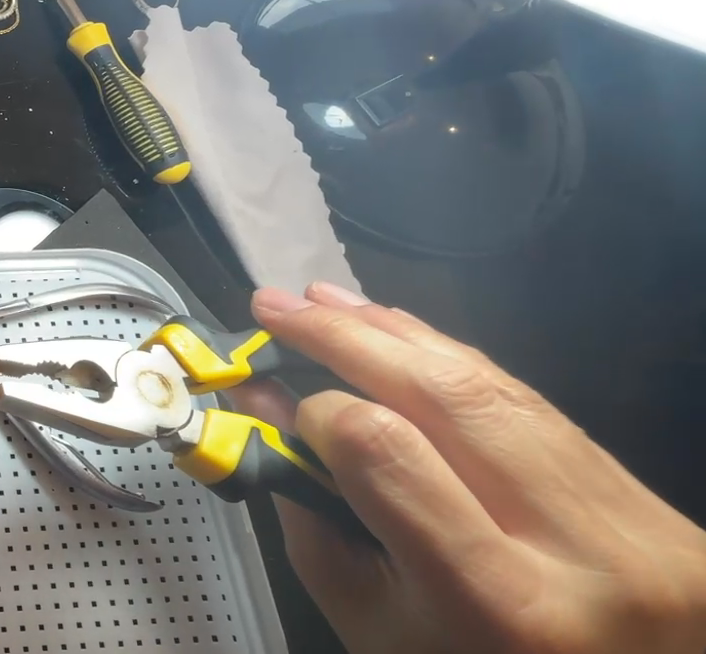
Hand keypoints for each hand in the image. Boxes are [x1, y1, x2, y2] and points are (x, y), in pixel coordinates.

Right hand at [244, 282, 705, 653]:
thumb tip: (263, 400)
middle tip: (272, 304)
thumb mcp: (366, 617)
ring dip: (391, 330)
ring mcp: (637, 522)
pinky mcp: (653, 502)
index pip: (383, 448)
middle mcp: (582, 550)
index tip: (277, 410)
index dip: (314, 413)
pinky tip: (394, 330)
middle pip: (444, 396)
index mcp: (498, 598)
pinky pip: (529, 403)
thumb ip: (307, 507)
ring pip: (492, 386)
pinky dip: (447, 357)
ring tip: (320, 300)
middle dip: (342, 336)